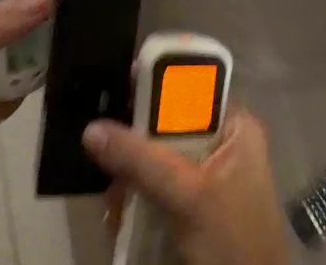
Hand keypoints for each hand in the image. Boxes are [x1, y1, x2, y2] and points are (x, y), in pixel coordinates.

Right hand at [84, 109, 290, 264]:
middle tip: (106, 152)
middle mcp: (223, 143)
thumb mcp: (186, 194)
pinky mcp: (195, 204)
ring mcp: (210, 175)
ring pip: (158, 157)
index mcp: (235, 127)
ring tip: (113, 196)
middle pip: (168, 124)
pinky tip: (121, 213)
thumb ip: (140, 159)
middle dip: (135, 142)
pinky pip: (159, 185)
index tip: (116, 92)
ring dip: (132, 176)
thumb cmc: (231, 239)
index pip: (190, 89)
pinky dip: (139, 197)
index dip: (153, 86)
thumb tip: (91, 129)